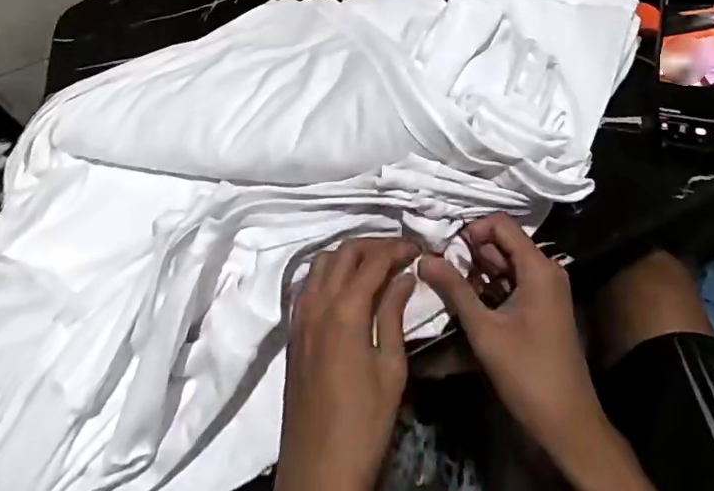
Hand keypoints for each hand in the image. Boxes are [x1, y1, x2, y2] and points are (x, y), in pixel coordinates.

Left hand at [279, 236, 418, 490]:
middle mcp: (317, 304)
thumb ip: (393, 314)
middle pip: (344, 252)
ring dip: (350, 256)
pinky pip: (308, 284)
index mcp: (344, 310)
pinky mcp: (293, 333)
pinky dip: (329, 273)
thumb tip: (405, 276)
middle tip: (402, 254)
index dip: (399, 248)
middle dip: (375, 245)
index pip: (374, 260)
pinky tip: (347, 287)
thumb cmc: (364, 423)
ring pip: (322, 263)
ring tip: (377, 266)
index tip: (421, 250)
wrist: (319, 472)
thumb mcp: (391, 368)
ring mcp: (299, 318)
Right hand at [419, 215, 654, 490]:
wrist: (566, 421)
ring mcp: (546, 288)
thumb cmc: (526, 372)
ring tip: (447, 282)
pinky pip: (513, 282)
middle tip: (439, 267)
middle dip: (471, 251)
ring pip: (507, 264)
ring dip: (478, 270)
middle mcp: (546, 269)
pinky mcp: (542, 306)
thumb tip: (424, 259)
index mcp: (538, 266)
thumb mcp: (484, 330)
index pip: (502, 224)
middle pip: (504, 242)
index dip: (472, 230)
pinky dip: (491, 286)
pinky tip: (467, 299)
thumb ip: (454, 290)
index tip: (444, 249)